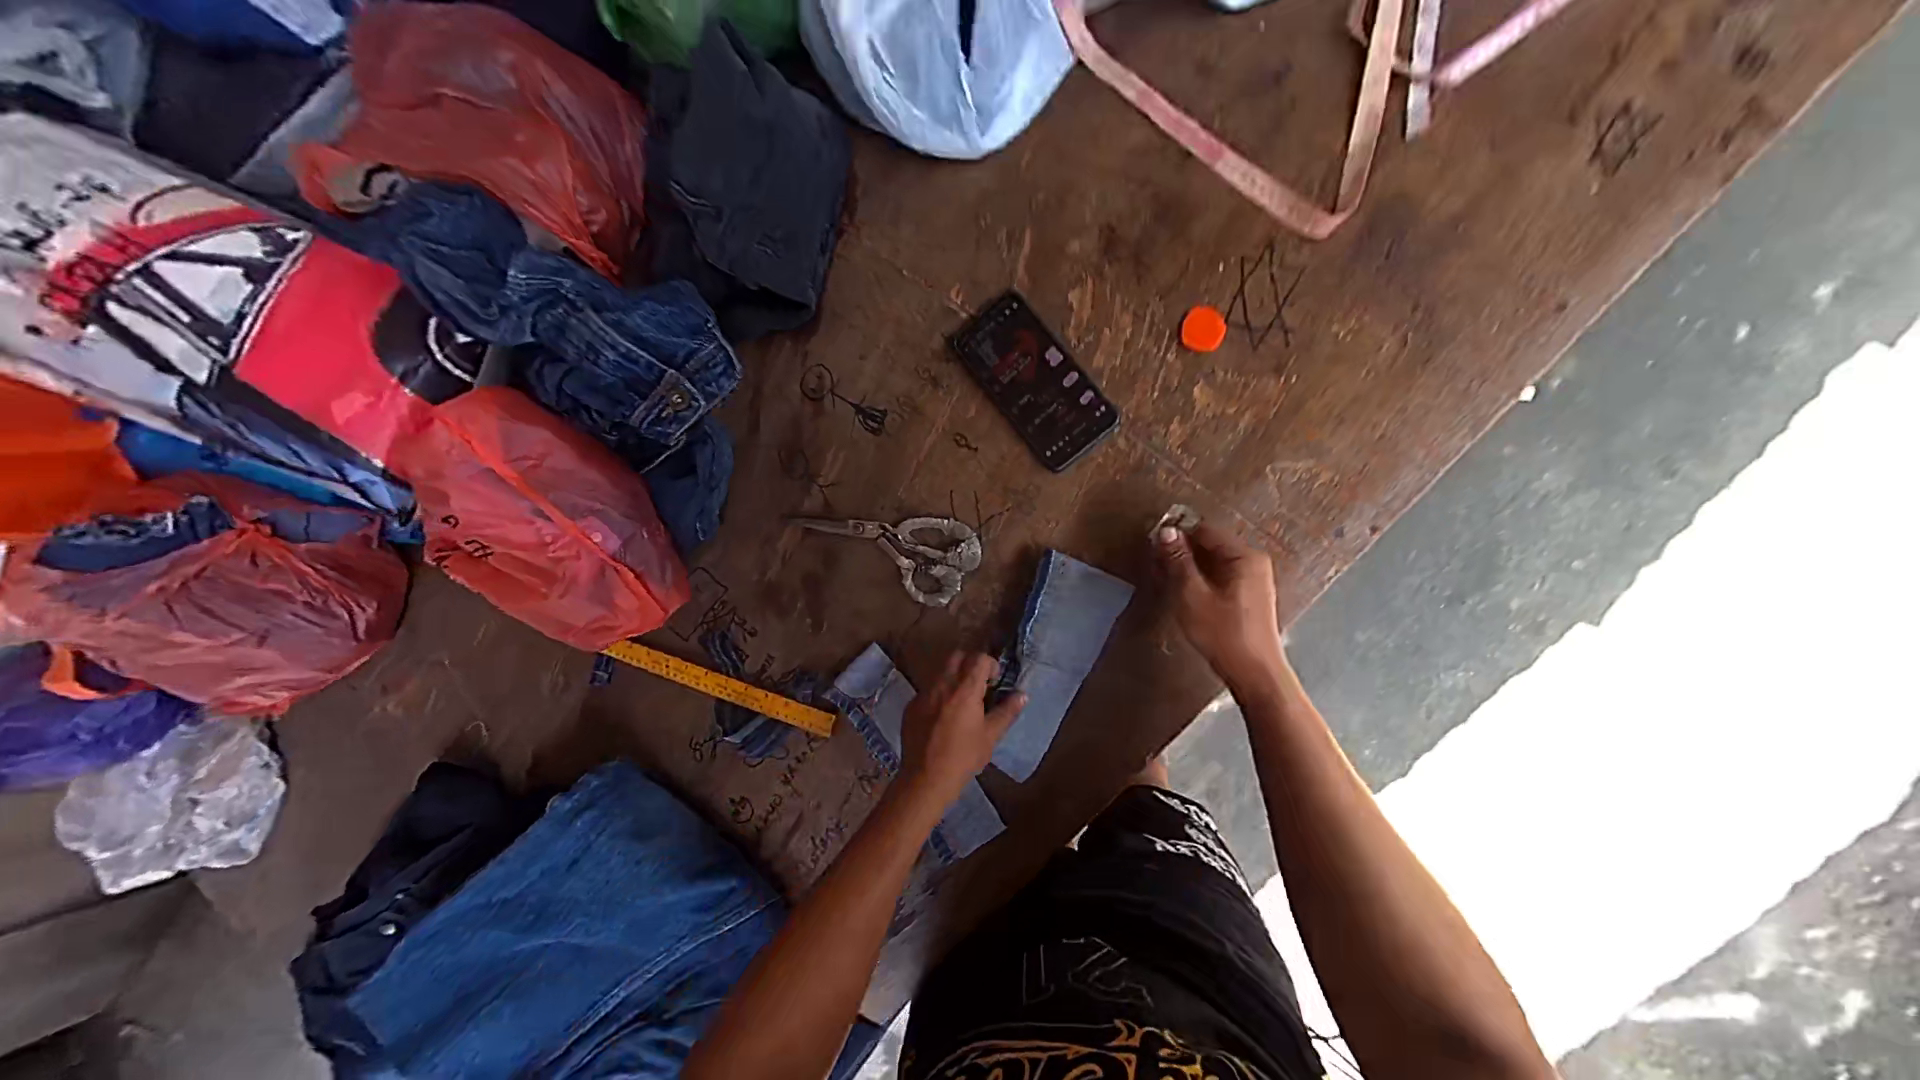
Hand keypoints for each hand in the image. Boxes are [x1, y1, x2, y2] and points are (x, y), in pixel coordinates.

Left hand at [900, 652, 1025, 799]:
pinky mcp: (911, 706)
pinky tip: (943, 717)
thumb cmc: (963, 757)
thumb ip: (1007, 712)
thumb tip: (1022, 695)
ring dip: (954, 677)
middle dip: (970, 663)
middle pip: (957, 656)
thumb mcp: (990, 736)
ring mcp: (923, 694)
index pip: (979, 659)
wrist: (926, 778)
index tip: (994, 681)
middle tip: (979, 684)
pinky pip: (928, 690)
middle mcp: (942, 685)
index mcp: (964, 690)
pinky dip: (938, 694)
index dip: (990, 665)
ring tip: (962, 701)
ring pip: (940, 672)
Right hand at [1154, 522, 1289, 689]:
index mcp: (1245, 557)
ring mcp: (1253, 582)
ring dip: (1188, 568)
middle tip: (1156, 564)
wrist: (1254, 674)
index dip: (1178, 535)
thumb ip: (1178, 561)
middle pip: (1211, 546)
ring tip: (1165, 580)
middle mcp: (1253, 564)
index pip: (1205, 530)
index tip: (1154, 544)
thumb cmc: (1224, 634)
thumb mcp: (1192, 594)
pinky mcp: (1248, 598)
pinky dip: (1200, 581)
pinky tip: (1183, 594)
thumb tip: (1166, 531)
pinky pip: (1220, 578)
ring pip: (1213, 563)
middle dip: (1182, 552)